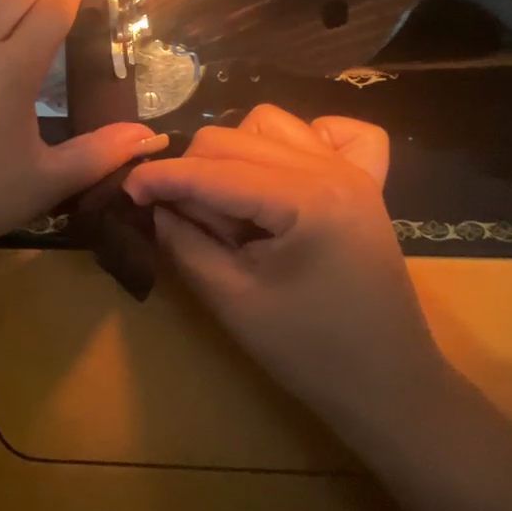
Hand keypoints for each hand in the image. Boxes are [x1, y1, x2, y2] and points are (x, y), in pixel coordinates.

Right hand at [122, 105, 451, 429]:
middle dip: (190, 170)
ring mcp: (353, 171)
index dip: (157, 178)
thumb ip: (181, 240)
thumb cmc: (308, 350)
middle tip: (178, 217)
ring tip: (225, 201)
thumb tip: (148, 203)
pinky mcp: (365, 183)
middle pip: (230, 137)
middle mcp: (331, 169)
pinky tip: (279, 171)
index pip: (210, 170)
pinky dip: (298, 140)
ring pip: (267, 124)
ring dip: (232, 153)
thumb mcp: (228, 298)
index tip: (122, 193)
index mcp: (306, 200)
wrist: (389, 387)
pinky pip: (333, 132)